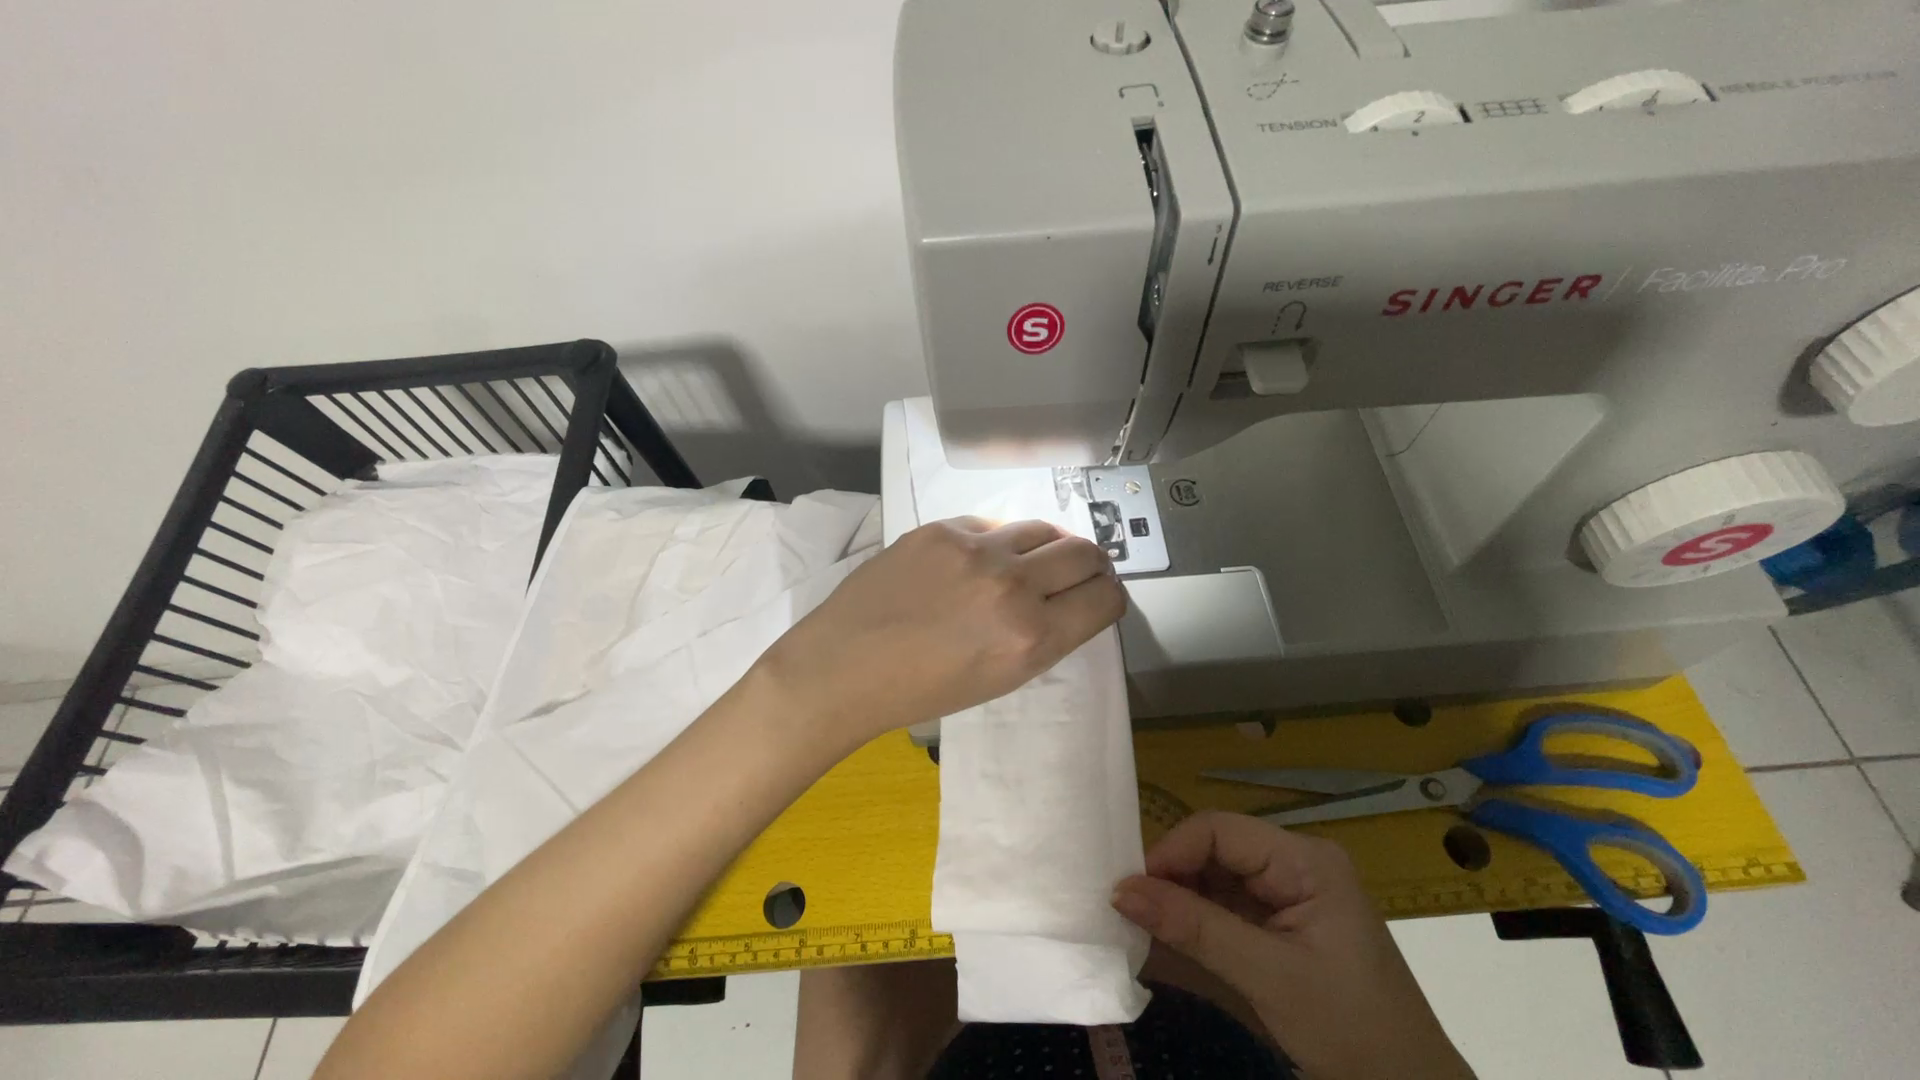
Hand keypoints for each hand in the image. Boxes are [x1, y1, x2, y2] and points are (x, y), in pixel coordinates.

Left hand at [758, 516, 1125, 745]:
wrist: (843, 668)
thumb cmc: (921, 691)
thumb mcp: (1000, 680)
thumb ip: (1043, 637)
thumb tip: (1067, 599)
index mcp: (1032, 639)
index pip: (1106, 598)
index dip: (1108, 597)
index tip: (1097, 597)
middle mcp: (1013, 587)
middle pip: (1086, 553)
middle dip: (1090, 565)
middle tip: (1075, 573)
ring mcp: (975, 551)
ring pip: (1041, 529)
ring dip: (1045, 547)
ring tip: (1026, 563)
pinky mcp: (940, 529)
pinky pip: (989, 525)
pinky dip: (994, 541)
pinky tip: (974, 562)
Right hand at [1111, 812, 1474, 1079]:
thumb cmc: (1350, 1029)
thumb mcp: (1268, 977)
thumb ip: (1194, 929)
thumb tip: (1121, 891)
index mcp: (1305, 860)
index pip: (1220, 831)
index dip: (1170, 852)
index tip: (1129, 890)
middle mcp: (1295, 866)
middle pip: (1214, 851)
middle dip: (1170, 878)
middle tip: (1125, 911)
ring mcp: (1288, 898)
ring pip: (1214, 880)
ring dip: (1177, 902)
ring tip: (1136, 926)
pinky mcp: (1279, 929)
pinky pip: (1224, 911)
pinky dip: (1193, 925)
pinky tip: (1165, 942)